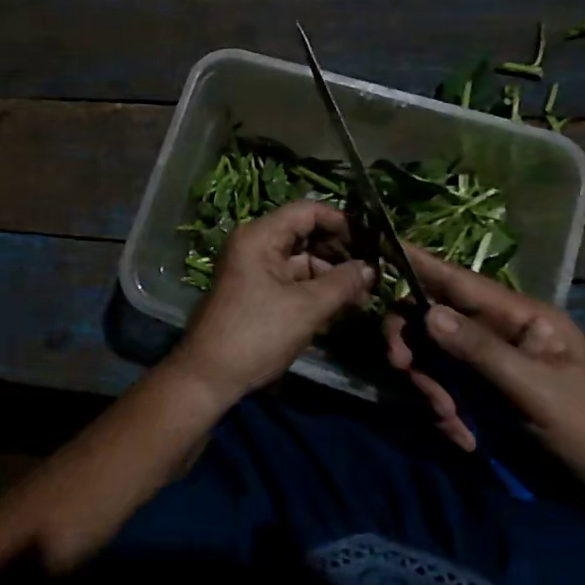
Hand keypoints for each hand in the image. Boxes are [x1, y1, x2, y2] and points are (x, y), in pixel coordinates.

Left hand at [172, 201, 374, 405]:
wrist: (210, 373)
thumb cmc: (257, 334)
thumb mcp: (306, 308)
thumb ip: (342, 284)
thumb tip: (370, 269)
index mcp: (259, 236)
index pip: (307, 211)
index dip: (342, 222)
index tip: (373, 241)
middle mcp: (255, 244)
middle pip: (305, 234)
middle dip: (340, 252)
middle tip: (374, 272)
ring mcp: (254, 268)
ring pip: (302, 259)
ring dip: (331, 274)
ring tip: (364, 294)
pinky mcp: (257, 290)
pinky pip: (292, 279)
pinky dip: (316, 289)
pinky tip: (344, 305)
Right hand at [384, 248, 584, 505]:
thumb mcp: (537, 391)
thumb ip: (479, 351)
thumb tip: (426, 312)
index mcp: (520, 317)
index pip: (458, 281)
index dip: (417, 262)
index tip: (379, 244)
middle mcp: (496, 332)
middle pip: (430, 319)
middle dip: (413, 347)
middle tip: (401, 369)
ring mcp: (485, 363)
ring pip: (429, 357)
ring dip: (429, 388)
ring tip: (451, 422)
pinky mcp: (478, 394)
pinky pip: (439, 389)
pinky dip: (442, 412)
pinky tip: (463, 436)